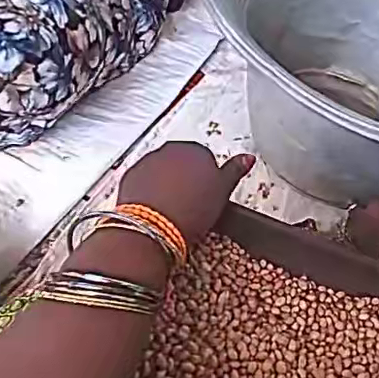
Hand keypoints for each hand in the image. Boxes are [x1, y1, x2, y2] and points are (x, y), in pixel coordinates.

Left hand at [118, 143, 254, 245]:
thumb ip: (235, 171)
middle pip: (182, 161)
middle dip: (186, 177)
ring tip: (173, 207)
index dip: (208, 179)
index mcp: (196, 151)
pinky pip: (143, 180)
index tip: (207, 194)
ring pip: (161, 169)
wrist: (155, 226)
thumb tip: (247, 158)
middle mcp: (170, 151)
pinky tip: (156, 207)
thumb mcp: (222, 191)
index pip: (206, 158)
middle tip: (192, 201)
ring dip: (166, 182)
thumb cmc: (191, 210)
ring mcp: (148, 162)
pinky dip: (148, 190)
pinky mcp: (131, 176)